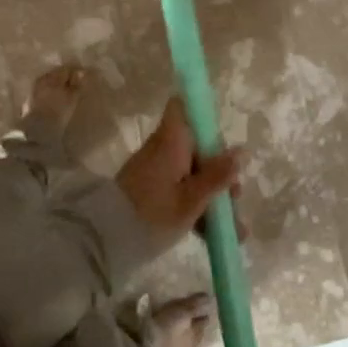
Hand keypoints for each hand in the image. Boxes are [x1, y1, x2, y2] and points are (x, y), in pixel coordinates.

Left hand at [115, 98, 241, 251]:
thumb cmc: (152, 214)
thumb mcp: (191, 200)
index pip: (183, 105)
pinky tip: (217, 236)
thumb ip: (217, 176)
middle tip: (235, 198)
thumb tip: (242, 150)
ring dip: (214, 197)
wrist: (104, 240)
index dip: (202, 110)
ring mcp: (158, 170)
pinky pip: (182, 190)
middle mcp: (165, 148)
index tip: (222, 134)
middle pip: (199, 146)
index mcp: (172, 140)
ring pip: (193, 173)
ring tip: (235, 230)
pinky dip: (198, 207)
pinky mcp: (152, 190)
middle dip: (221, 171)